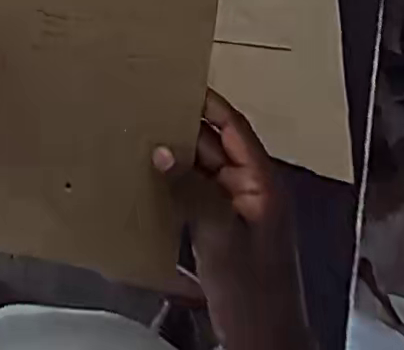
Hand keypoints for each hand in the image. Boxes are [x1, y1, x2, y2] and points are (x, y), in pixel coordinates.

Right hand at [153, 91, 310, 349]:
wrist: (262, 342)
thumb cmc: (251, 287)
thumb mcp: (220, 234)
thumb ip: (191, 189)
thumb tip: (160, 149)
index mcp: (262, 181)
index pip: (234, 127)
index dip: (210, 102)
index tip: (180, 80)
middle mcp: (248, 186)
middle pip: (214, 143)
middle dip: (184, 124)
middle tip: (148, 102)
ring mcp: (232, 207)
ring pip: (201, 166)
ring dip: (176, 151)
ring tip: (140, 128)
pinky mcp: (217, 226)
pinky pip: (194, 189)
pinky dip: (174, 177)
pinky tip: (148, 170)